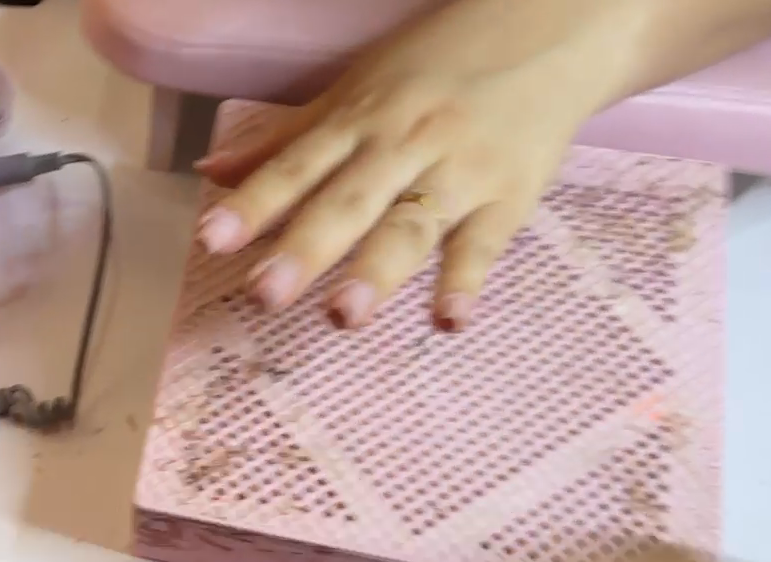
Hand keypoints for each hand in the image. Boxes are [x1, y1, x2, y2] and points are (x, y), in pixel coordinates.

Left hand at [194, 0, 639, 331]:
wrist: (563, 16)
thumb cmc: (436, 65)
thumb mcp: (354, 91)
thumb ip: (282, 140)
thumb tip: (207, 170)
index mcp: (357, 119)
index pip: (295, 166)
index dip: (253, 204)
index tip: (213, 239)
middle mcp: (402, 145)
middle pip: (347, 201)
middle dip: (305, 248)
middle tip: (266, 293)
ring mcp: (457, 171)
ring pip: (410, 226)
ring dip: (377, 272)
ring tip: (343, 316)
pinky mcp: (508, 195)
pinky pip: (484, 244)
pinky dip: (467, 281)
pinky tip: (450, 321)